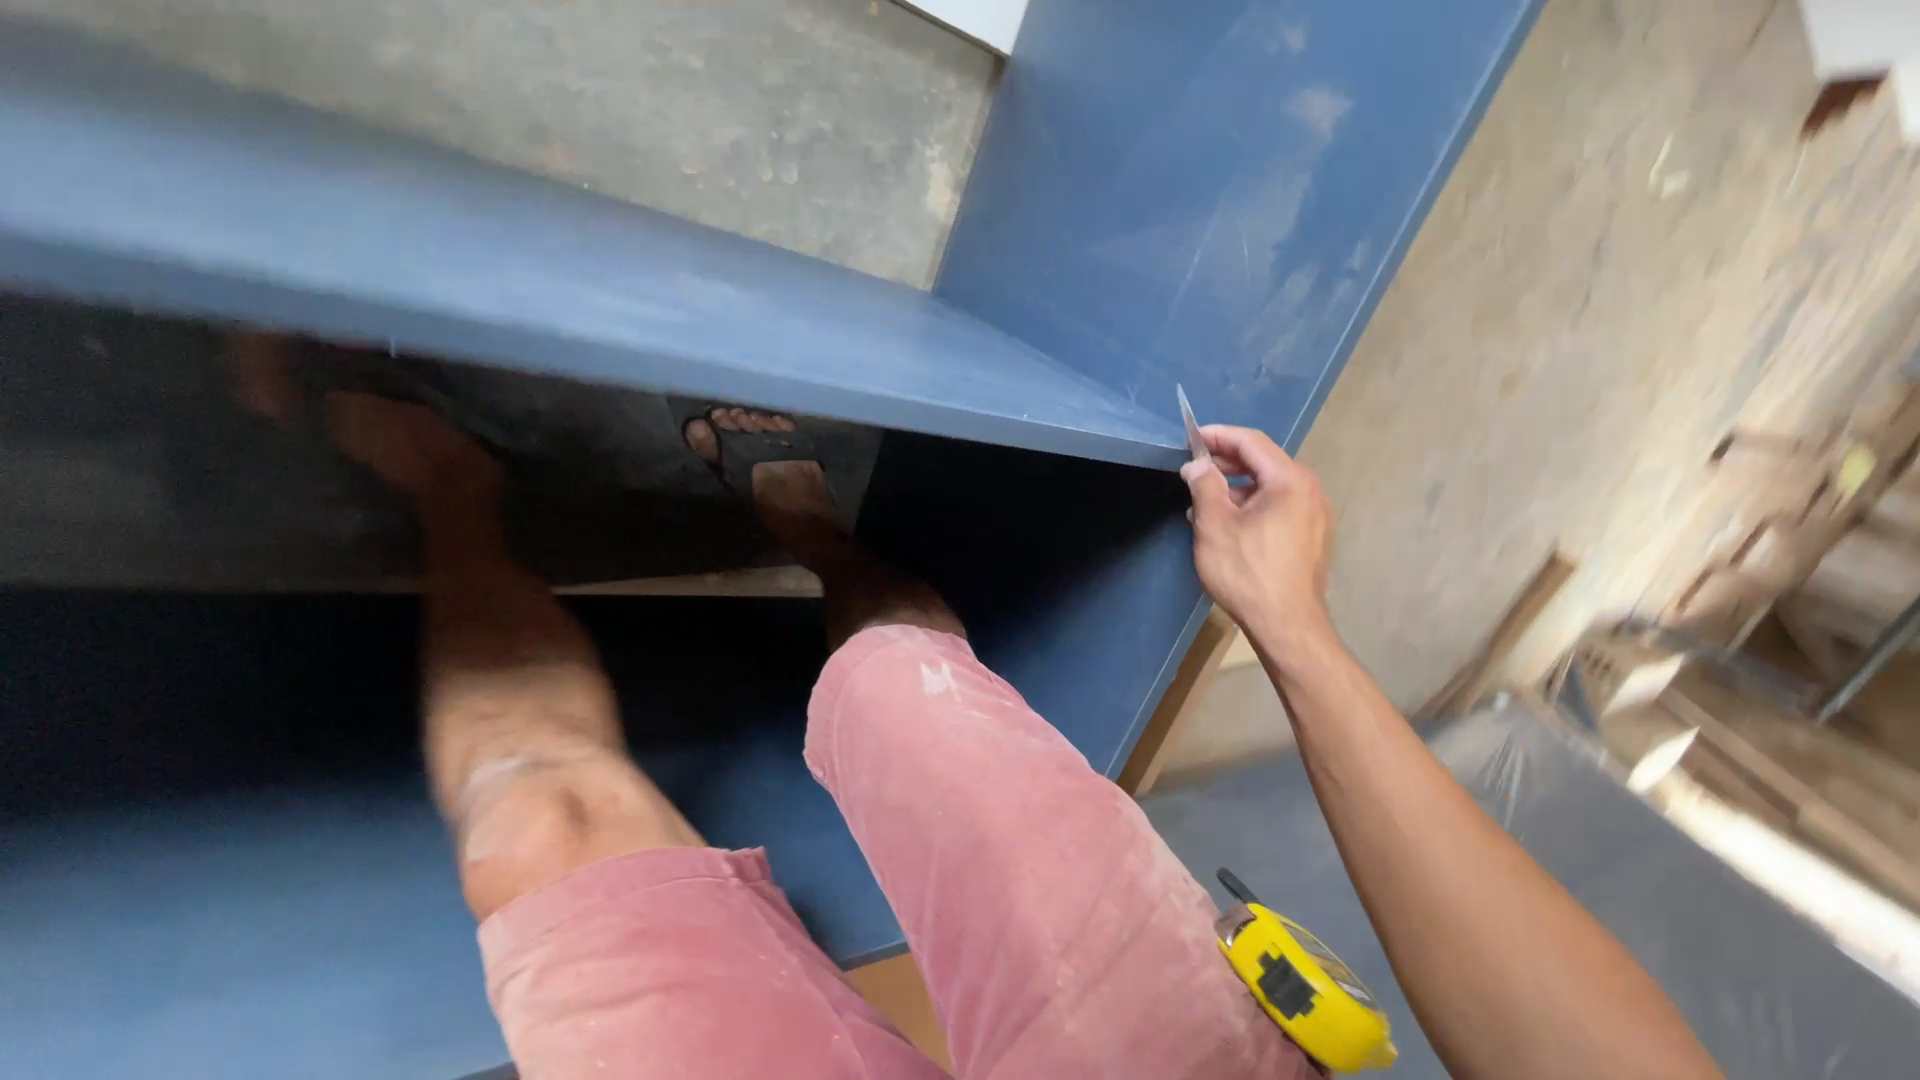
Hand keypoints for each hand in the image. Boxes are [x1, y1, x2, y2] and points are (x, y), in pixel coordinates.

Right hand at [1181, 425, 1335, 657]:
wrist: (1286, 626)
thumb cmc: (1247, 572)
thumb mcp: (1214, 525)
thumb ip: (1204, 486)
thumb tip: (1197, 466)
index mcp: (1290, 481)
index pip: (1251, 442)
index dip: (1218, 436)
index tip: (1190, 439)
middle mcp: (1310, 491)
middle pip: (1264, 463)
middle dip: (1225, 464)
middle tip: (1192, 472)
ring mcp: (1316, 516)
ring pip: (1271, 488)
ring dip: (1236, 489)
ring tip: (1203, 504)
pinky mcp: (1312, 538)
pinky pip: (1280, 508)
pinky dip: (1253, 507)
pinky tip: (1228, 525)